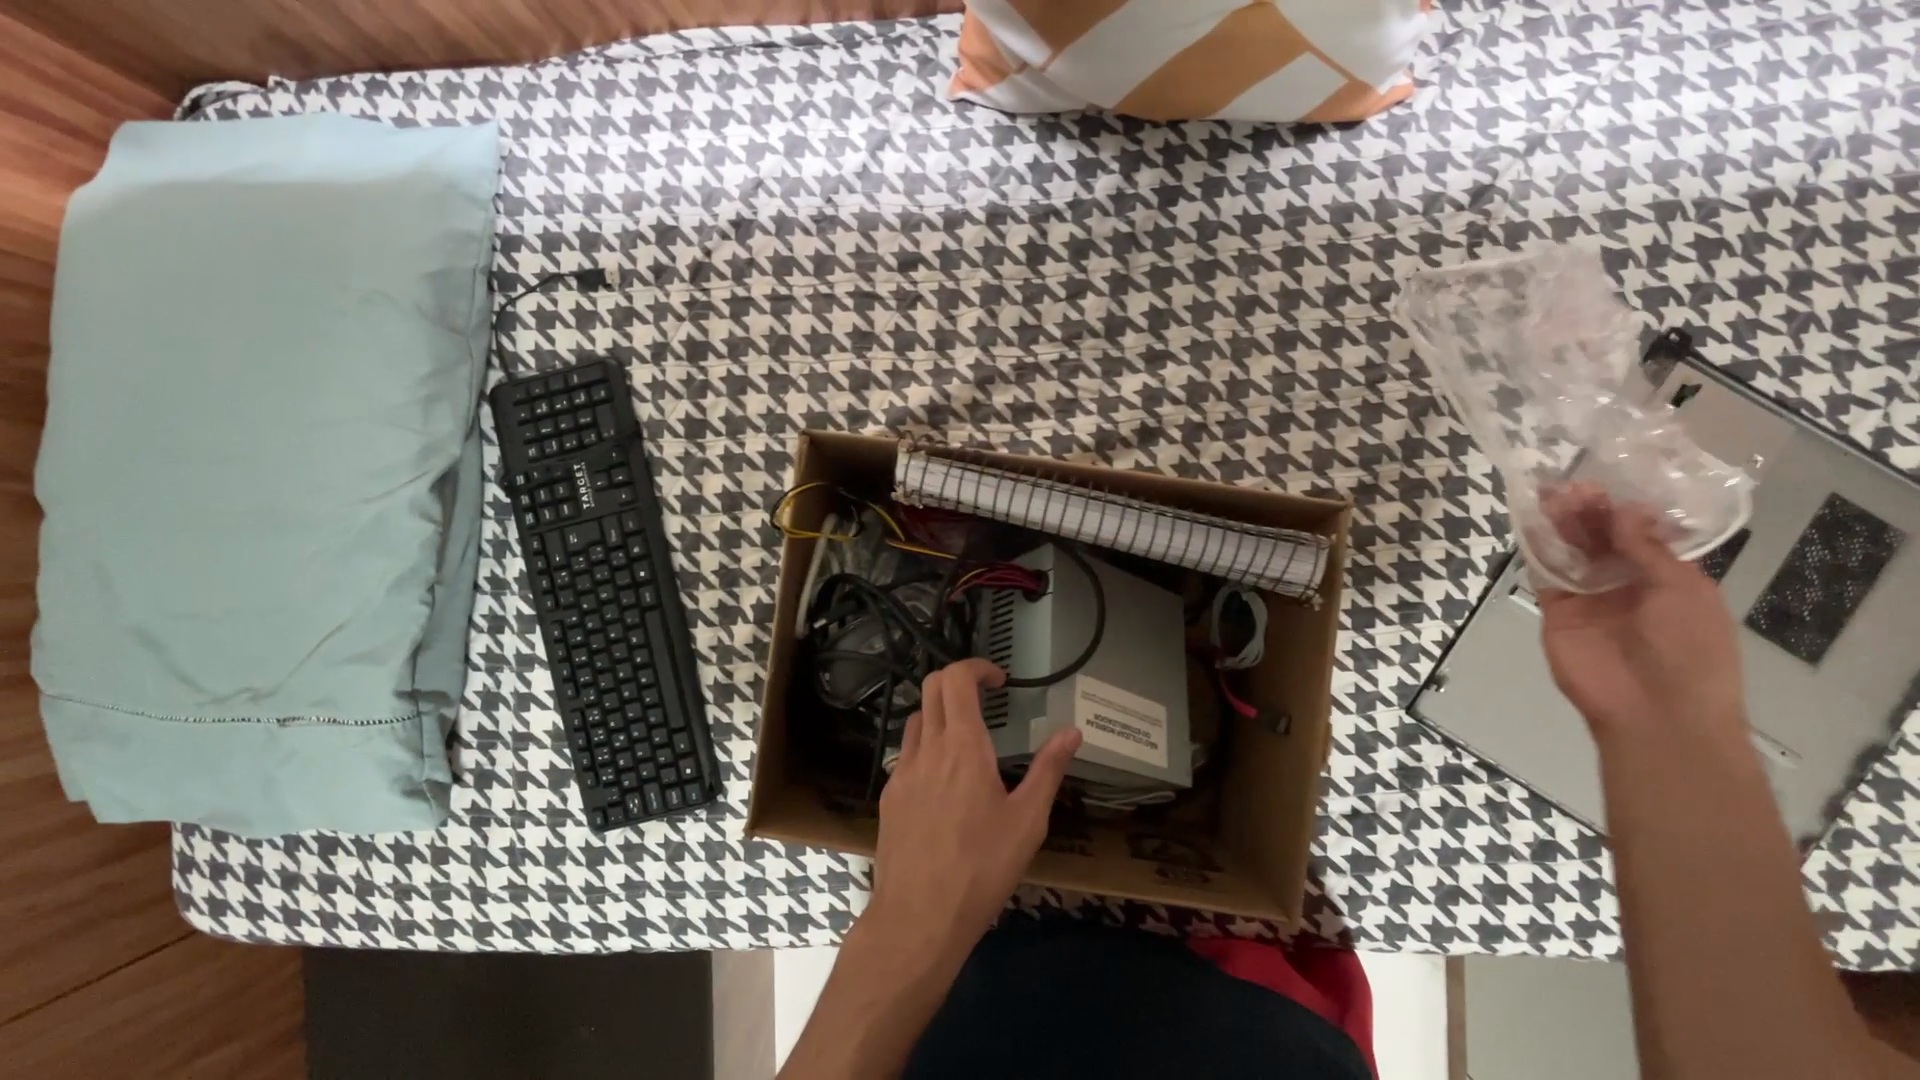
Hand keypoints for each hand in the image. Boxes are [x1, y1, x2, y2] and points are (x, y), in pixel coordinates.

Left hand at [866, 658, 1082, 956]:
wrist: (919, 916)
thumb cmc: (982, 868)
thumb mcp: (1028, 821)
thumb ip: (1049, 770)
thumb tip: (1072, 731)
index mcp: (963, 747)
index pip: (956, 680)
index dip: (977, 668)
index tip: (999, 681)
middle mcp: (927, 749)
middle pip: (931, 688)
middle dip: (958, 681)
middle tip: (986, 699)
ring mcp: (901, 772)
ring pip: (915, 720)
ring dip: (940, 714)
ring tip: (967, 739)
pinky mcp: (888, 797)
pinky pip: (906, 755)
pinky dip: (926, 748)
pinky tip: (943, 782)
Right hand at [1536, 489, 1745, 737]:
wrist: (1654, 710)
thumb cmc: (1689, 650)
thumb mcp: (1683, 591)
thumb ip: (1647, 550)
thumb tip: (1625, 510)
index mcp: (1668, 578)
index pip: (1640, 534)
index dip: (1623, 508)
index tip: (1606, 482)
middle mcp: (1626, 583)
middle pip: (1601, 539)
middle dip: (1588, 512)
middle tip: (1570, 486)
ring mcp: (1589, 597)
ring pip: (1571, 552)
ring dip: (1561, 524)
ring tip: (1548, 495)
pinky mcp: (1556, 611)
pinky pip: (1545, 575)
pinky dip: (1536, 550)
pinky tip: (1529, 524)